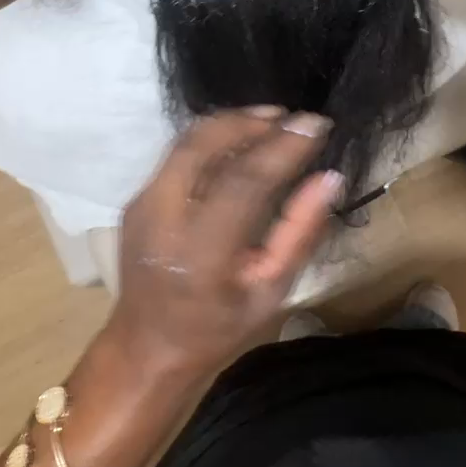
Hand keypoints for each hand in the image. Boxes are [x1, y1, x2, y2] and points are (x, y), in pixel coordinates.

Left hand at [105, 108, 342, 381]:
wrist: (145, 350)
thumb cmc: (216, 330)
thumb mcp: (271, 292)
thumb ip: (300, 232)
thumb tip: (329, 178)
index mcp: (201, 251)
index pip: (245, 180)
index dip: (283, 147)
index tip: (316, 124)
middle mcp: (163, 217)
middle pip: (204, 143)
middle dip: (251, 121)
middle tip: (291, 116)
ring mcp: (143, 204)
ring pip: (186, 140)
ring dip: (231, 123)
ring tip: (271, 120)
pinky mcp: (136, 198)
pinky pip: (177, 153)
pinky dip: (212, 138)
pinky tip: (241, 140)